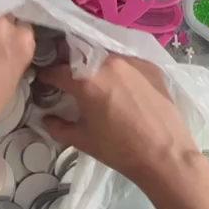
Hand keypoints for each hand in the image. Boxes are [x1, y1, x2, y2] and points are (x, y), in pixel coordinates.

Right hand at [38, 54, 208, 197]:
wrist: (165, 154)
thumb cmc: (119, 150)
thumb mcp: (82, 140)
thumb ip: (58, 127)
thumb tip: (47, 118)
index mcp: (86, 80)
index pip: (56, 70)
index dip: (46, 76)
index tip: (44, 82)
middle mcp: (107, 62)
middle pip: (80, 54)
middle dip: (68, 63)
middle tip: (67, 78)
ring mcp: (131, 61)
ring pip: (103, 54)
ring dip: (93, 63)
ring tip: (92, 79)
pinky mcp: (150, 65)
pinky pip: (126, 60)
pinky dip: (116, 68)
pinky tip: (117, 83)